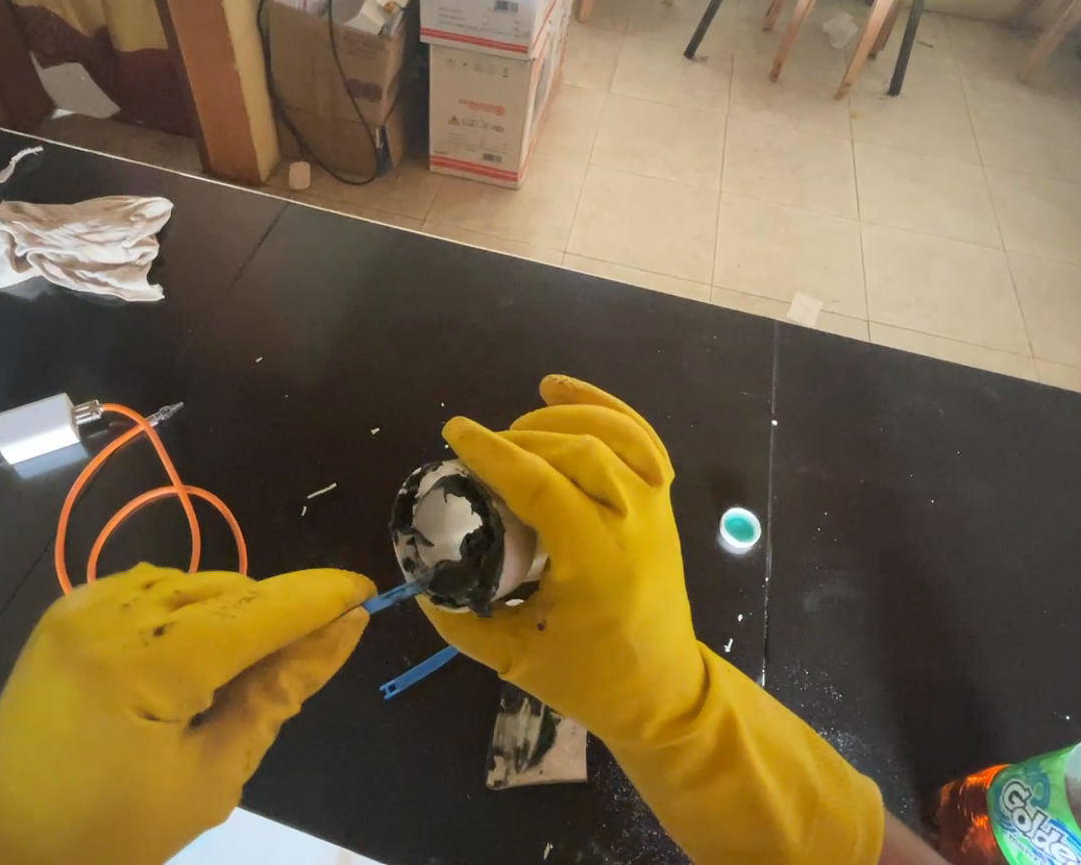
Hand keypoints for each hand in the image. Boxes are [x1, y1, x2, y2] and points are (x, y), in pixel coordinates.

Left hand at [0, 565, 374, 864]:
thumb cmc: (112, 834)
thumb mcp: (216, 774)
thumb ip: (284, 689)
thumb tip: (348, 626)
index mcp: (146, 665)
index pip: (258, 612)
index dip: (318, 597)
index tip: (366, 589)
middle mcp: (113, 613)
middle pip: (233, 593)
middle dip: (278, 615)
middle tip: (300, 656)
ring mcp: (87, 600)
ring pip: (200, 583)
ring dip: (234, 613)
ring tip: (229, 672)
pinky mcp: (73, 601)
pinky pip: (160, 585)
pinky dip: (190, 609)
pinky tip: (186, 652)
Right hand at [419, 375, 706, 748]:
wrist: (664, 691)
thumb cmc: (590, 677)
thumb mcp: (513, 657)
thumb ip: (458, 617)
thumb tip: (416, 574)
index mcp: (597, 561)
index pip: (542, 485)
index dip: (493, 453)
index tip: (454, 434)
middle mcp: (633, 522)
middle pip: (577, 450)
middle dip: (520, 438)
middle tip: (483, 450)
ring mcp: (655, 505)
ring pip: (612, 432)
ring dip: (559, 416)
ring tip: (517, 423)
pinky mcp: (662, 498)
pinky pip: (640, 435)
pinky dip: (603, 404)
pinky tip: (559, 389)